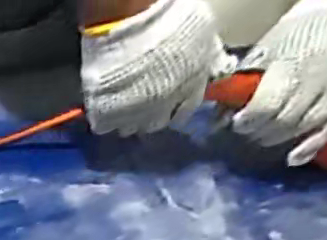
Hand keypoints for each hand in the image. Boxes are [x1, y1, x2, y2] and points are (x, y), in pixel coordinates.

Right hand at [81, 0, 234, 135]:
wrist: (130, 24)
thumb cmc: (170, 22)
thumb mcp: (203, 36)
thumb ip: (210, 59)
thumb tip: (221, 73)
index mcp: (189, 87)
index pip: (186, 111)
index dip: (180, 108)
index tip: (173, 104)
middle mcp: (161, 107)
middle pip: (155, 124)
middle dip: (153, 115)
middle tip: (146, 102)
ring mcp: (130, 114)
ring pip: (129, 129)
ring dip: (128, 119)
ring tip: (124, 104)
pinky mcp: (104, 117)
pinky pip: (104, 127)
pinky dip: (105, 120)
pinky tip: (106, 107)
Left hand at [231, 0, 326, 165]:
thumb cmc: (294, 34)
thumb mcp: (261, 55)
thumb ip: (238, 90)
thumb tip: (219, 125)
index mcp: (296, 61)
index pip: (265, 106)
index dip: (246, 121)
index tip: (238, 122)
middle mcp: (326, 71)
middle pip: (285, 120)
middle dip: (261, 130)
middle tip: (253, 128)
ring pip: (307, 125)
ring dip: (281, 136)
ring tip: (269, 132)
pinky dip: (313, 144)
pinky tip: (294, 157)